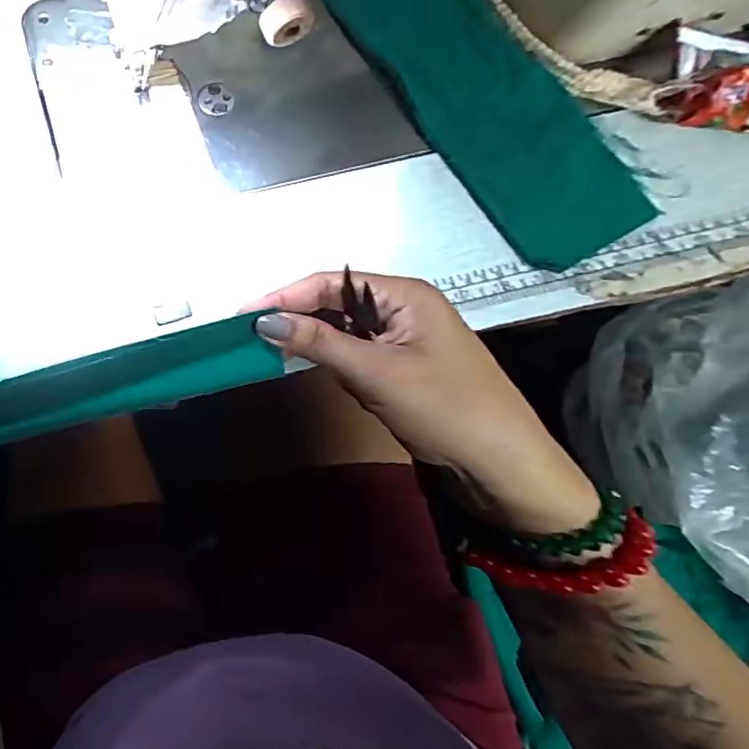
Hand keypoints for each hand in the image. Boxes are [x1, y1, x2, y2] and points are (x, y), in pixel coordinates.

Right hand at [249, 271, 597, 533]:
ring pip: (345, 331)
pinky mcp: (404, 369)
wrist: (503, 465)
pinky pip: (359, 356)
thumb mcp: (376, 372)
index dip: (286, 295)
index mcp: (405, 295)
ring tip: (274, 348)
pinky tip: (316, 369)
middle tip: (252, 333)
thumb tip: (264, 321)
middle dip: (299, 316)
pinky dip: (336, 362)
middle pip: (337, 303)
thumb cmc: (446, 408)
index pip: (332, 282)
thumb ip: (319, 342)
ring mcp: (405, 340)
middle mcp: (404, 309)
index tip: (245, 314)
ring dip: (317, 340)